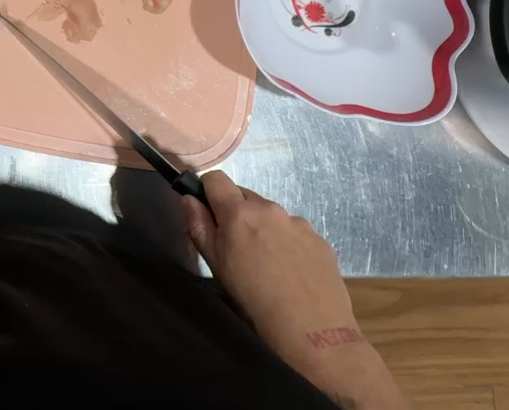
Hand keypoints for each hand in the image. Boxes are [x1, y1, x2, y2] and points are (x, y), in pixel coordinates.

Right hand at [182, 171, 359, 364]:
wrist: (312, 331)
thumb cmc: (253, 299)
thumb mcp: (216, 265)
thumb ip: (199, 226)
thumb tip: (188, 198)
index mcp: (239, 211)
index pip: (216, 178)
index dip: (208, 191)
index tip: (209, 213)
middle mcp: (269, 208)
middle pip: (245, 196)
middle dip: (238, 214)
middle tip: (239, 248)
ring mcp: (298, 222)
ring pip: (272, 215)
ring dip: (265, 229)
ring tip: (270, 265)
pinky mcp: (320, 239)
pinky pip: (296, 232)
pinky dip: (290, 244)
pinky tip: (293, 273)